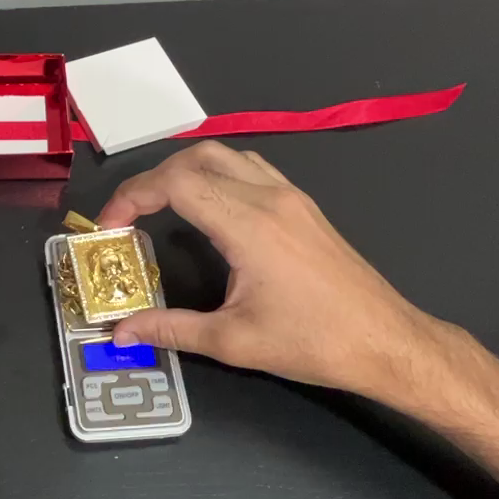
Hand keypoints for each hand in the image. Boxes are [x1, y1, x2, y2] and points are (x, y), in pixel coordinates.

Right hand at [96, 141, 450, 398]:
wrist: (388, 343)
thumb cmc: (313, 343)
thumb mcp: (232, 341)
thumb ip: (169, 329)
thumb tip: (119, 332)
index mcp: (248, 224)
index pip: (176, 182)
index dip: (132, 196)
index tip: (111, 227)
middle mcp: (269, 197)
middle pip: (196, 157)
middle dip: (152, 180)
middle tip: (129, 216)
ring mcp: (290, 197)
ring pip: (225, 155)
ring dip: (184, 170)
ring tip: (159, 206)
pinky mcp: (302, 206)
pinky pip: (250, 168)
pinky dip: (215, 173)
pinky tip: (206, 205)